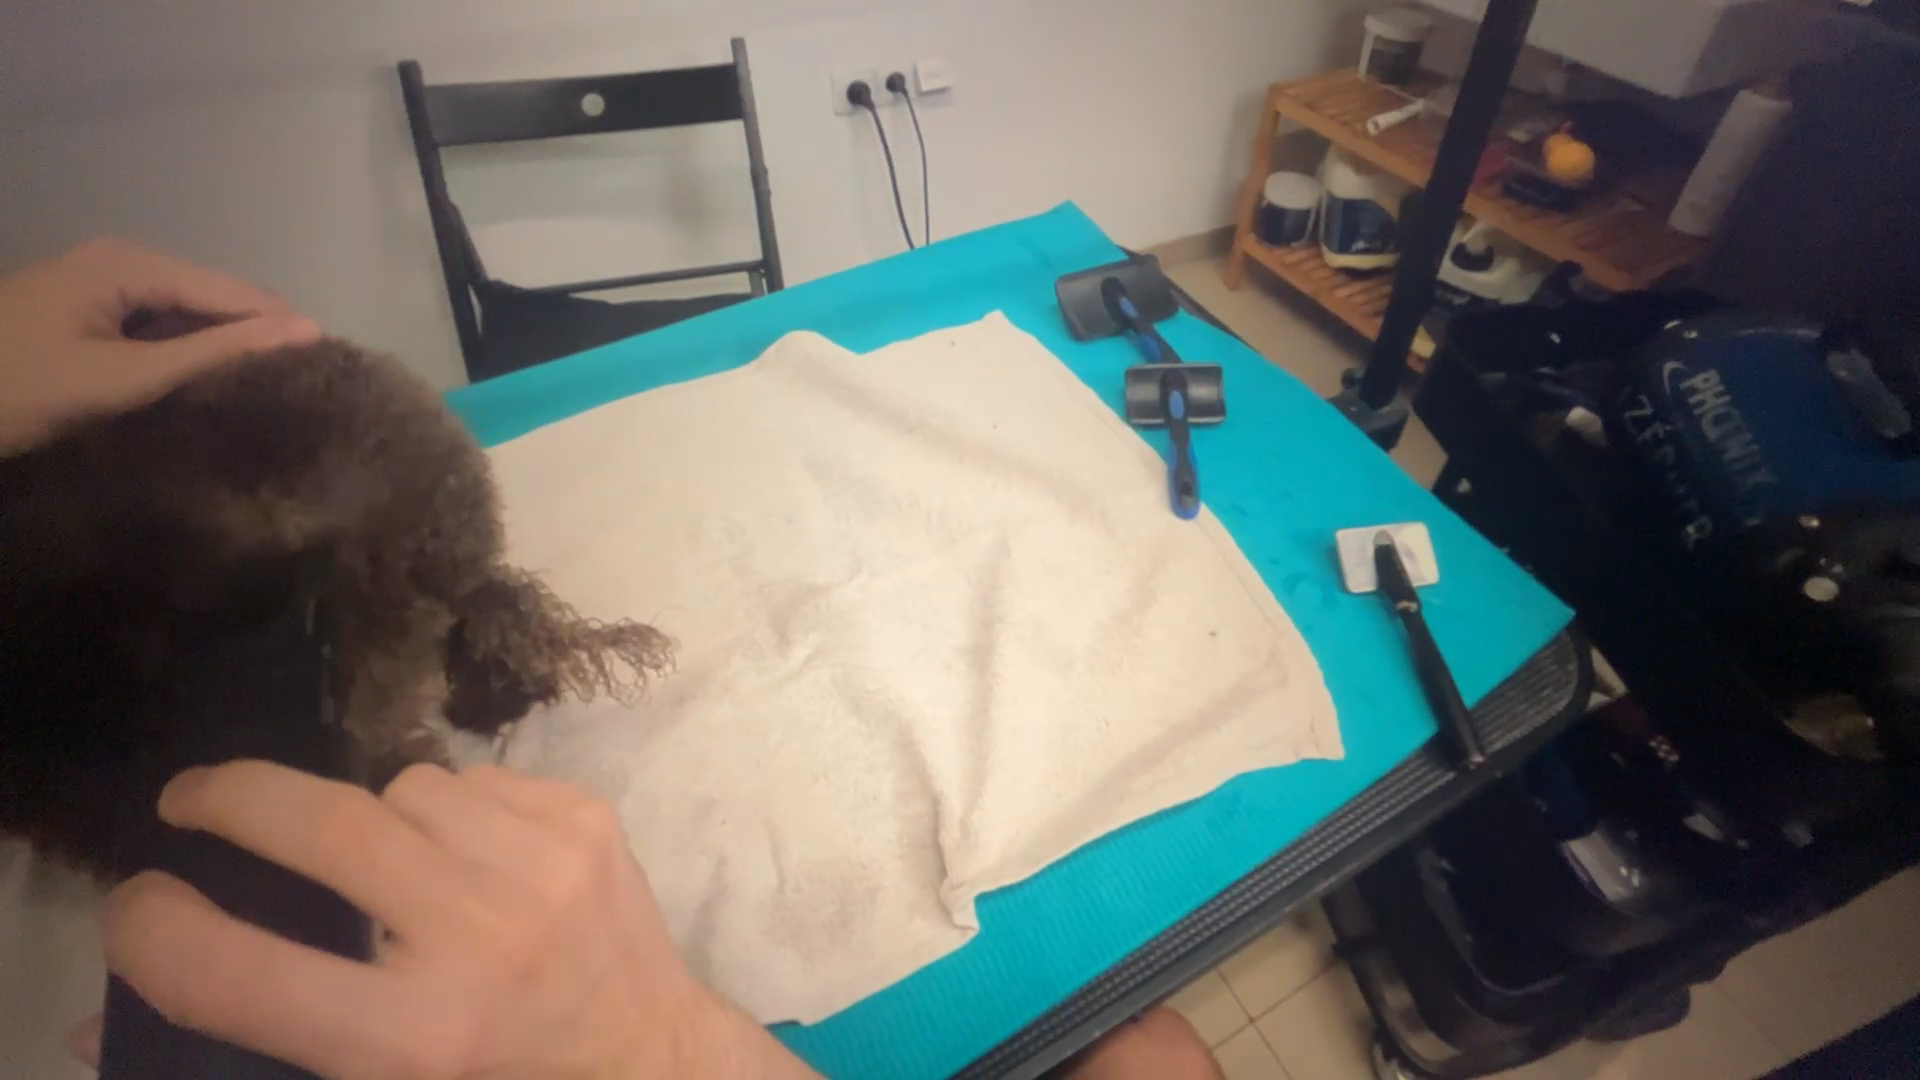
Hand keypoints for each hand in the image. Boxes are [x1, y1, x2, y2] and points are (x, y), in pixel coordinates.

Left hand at [0, 238, 319, 454]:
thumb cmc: (26, 389)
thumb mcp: (136, 373)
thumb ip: (226, 350)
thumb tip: (312, 331)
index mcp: (130, 264)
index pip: (238, 293)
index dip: (284, 329)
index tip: (329, 370)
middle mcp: (123, 259)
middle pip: (221, 296)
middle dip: (260, 334)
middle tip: (301, 382)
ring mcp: (107, 280)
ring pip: (201, 309)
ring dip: (233, 342)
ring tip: (272, 381)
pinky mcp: (98, 305)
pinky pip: (172, 319)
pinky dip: (199, 345)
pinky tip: (219, 373)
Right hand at [102, 761, 818, 1079]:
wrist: (645, 1042)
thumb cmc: (504, 1074)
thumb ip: (281, 1030)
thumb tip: (156, 977)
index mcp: (411, 1035)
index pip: (243, 973)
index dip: (159, 930)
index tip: (131, 895)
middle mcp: (481, 930)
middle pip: (331, 831)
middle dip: (240, 799)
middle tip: (192, 793)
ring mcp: (545, 859)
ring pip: (412, 785)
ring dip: (375, 810)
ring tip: (385, 850)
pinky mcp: (588, 817)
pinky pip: (483, 776)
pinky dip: (456, 803)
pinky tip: (472, 846)